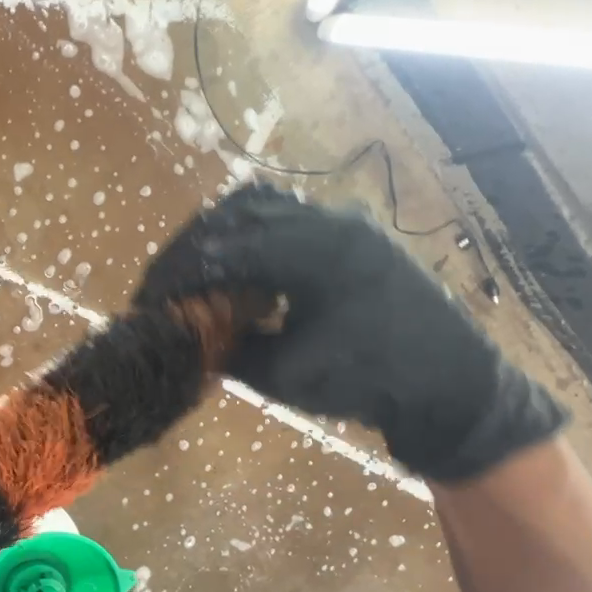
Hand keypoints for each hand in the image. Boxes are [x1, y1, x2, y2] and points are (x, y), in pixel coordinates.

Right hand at [136, 184, 566, 481]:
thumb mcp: (279, 373)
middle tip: (158, 288)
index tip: (144, 302)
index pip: (221, 247)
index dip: (174, 274)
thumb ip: (224, 345)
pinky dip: (246, 237)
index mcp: (316, 251)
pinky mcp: (350, 236)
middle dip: (187, 250)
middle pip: (235, 213)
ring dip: (215, 238)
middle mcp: (331, 222)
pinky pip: (285, 219)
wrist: (448, 384)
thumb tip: (179, 332)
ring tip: (188, 276)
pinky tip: (231, 272)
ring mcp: (344, 224)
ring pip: (259, 207)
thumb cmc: (363, 381)